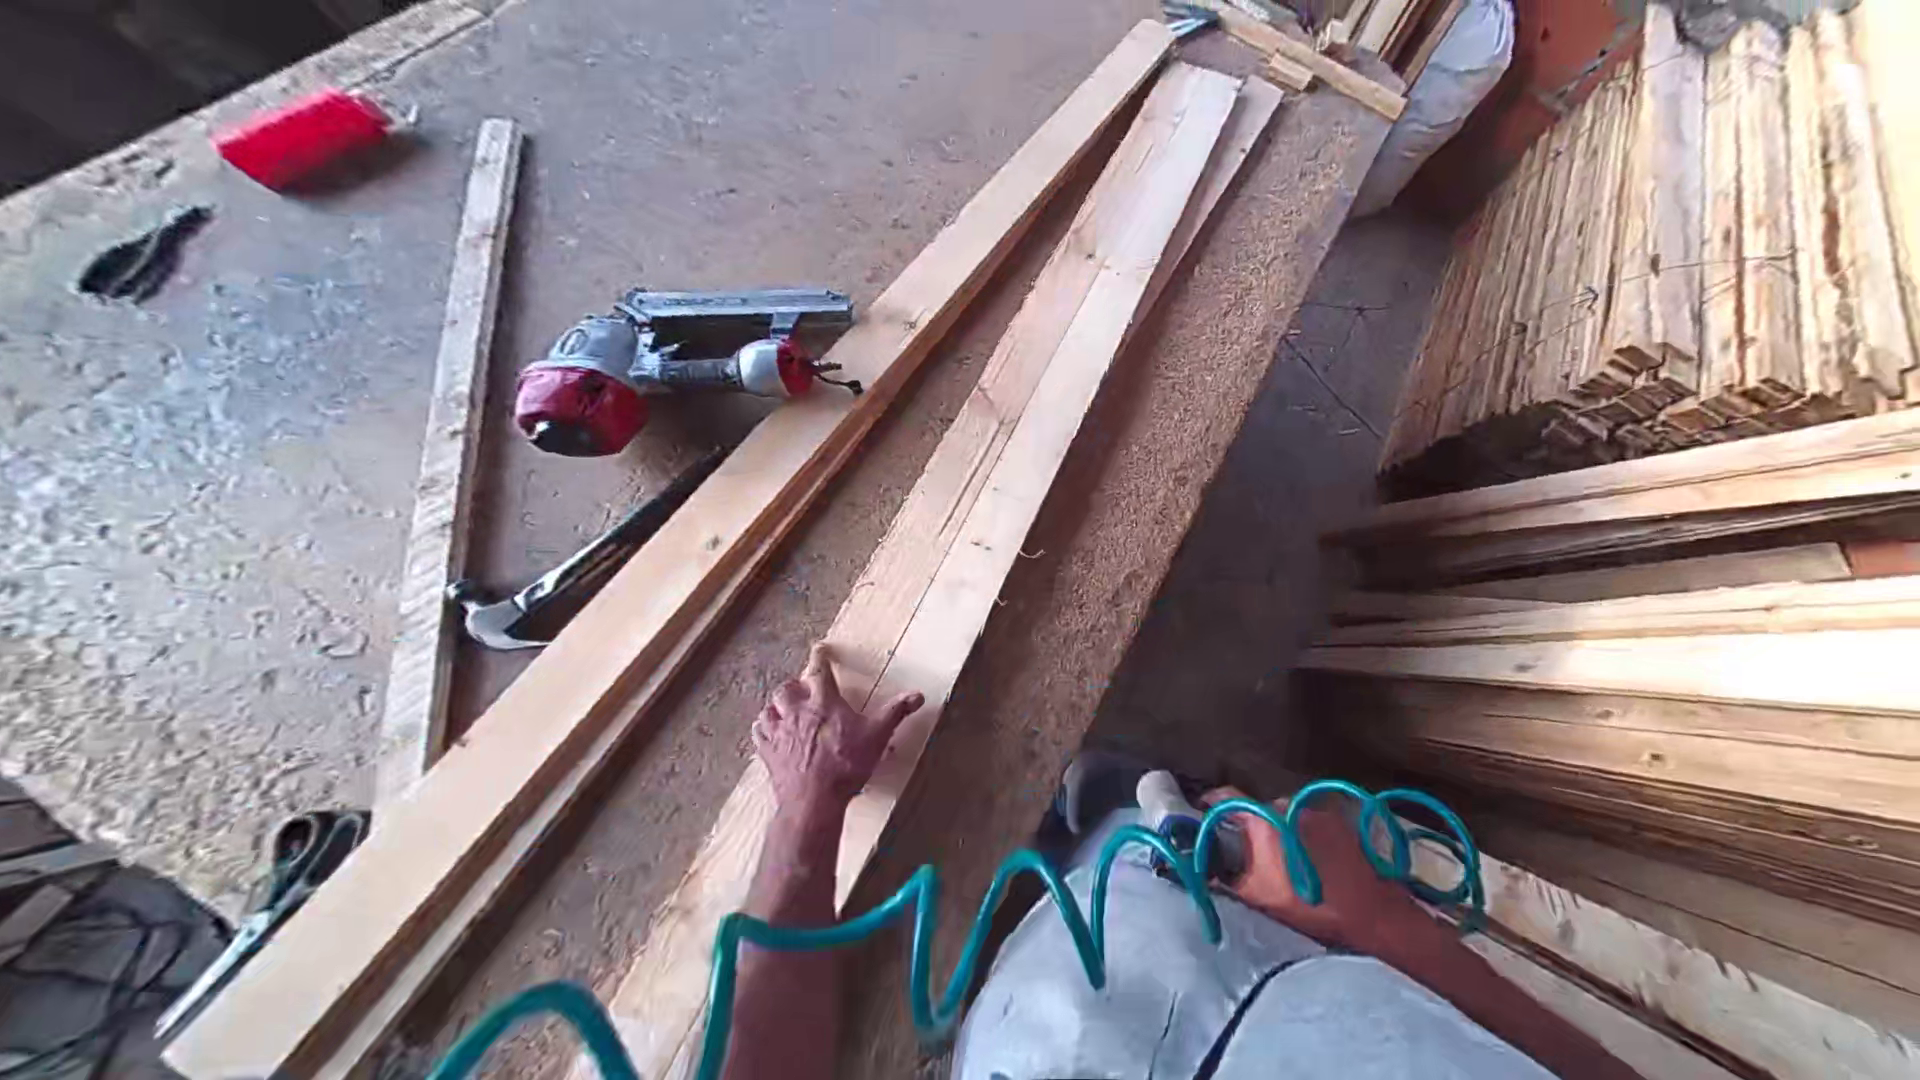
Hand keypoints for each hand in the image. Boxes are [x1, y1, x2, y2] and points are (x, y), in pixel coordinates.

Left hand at [752, 642, 924, 815]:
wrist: (813, 800)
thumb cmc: (845, 765)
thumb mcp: (877, 736)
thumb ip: (895, 712)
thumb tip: (917, 696)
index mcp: (823, 701)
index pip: (819, 670)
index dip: (820, 657)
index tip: (820, 649)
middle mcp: (797, 710)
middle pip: (788, 688)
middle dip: (795, 685)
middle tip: (802, 687)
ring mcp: (779, 731)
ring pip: (770, 707)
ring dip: (778, 704)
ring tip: (785, 706)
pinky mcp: (768, 752)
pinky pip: (759, 732)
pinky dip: (764, 726)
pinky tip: (769, 729)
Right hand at [1203, 786, 1437, 958]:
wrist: (1377, 916)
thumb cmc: (1312, 907)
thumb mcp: (1260, 896)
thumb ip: (1226, 877)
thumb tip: (1202, 868)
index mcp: (1263, 819)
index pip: (1225, 796)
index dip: (1210, 802)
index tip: (1201, 810)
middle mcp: (1287, 804)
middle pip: (1257, 808)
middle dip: (1251, 826)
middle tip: (1250, 850)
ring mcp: (1315, 809)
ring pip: (1284, 814)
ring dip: (1280, 830)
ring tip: (1285, 857)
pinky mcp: (1339, 819)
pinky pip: (1308, 820)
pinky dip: (1303, 833)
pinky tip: (1312, 857)